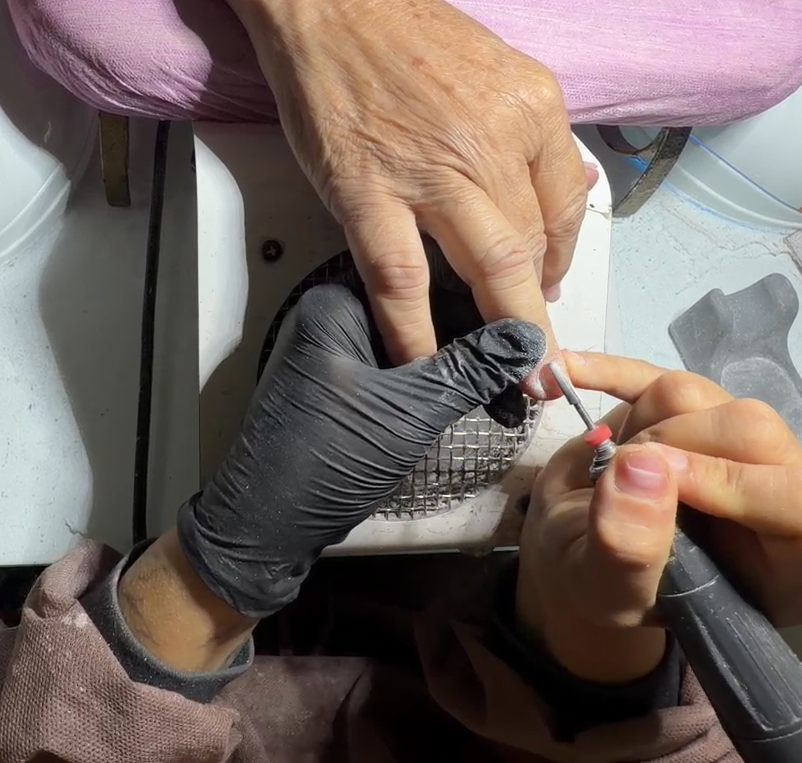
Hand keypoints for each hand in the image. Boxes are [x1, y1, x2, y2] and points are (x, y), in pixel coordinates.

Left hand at [176, 283, 546, 617]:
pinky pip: (403, 369)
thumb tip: (525, 336)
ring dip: (464, 371)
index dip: (485, 305)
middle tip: (528, 375)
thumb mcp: (409, 410)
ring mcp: (339, 350)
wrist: (269, 521)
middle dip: (479, 345)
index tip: (532, 335)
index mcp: (338, 303)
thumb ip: (471, 368)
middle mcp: (335, 315)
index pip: (425, 280)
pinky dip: (439, 386)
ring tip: (509, 399)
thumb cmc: (326, 457)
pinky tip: (477, 403)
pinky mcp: (346, 382)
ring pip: (418, 343)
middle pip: (424, 311)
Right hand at [248, 0, 589, 360]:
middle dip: (538, 314)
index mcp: (534, 105)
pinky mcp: (367, 190)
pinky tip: (421, 361)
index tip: (544, 287)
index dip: (559, 260)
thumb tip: (543, 198)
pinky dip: (413, 329)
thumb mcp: (493, 67)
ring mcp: (431, 169)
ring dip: (499, 333)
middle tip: (540, 363)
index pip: (566, 204)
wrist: (328, 1)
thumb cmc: (403, 30)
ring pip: (484, 268)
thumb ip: (523, 135)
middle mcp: (494, 140)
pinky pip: (400, 277)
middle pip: (531, 246)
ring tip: (505, 378)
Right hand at [517, 352, 801, 682]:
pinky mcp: (687, 407)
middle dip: (668, 444)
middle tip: (617, 470)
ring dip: (635, 422)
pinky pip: (652, 370)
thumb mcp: (605, 591)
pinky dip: (604, 371)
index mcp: (795, 567)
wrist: (576, 551)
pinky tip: (564, 373)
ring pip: (699, 396)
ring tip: (604, 460)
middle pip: (755, 430)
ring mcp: (734, 443)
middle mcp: (782, 494)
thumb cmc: (604, 584)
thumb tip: (643, 465)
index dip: (731, 483)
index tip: (653, 481)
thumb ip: (627, 548)